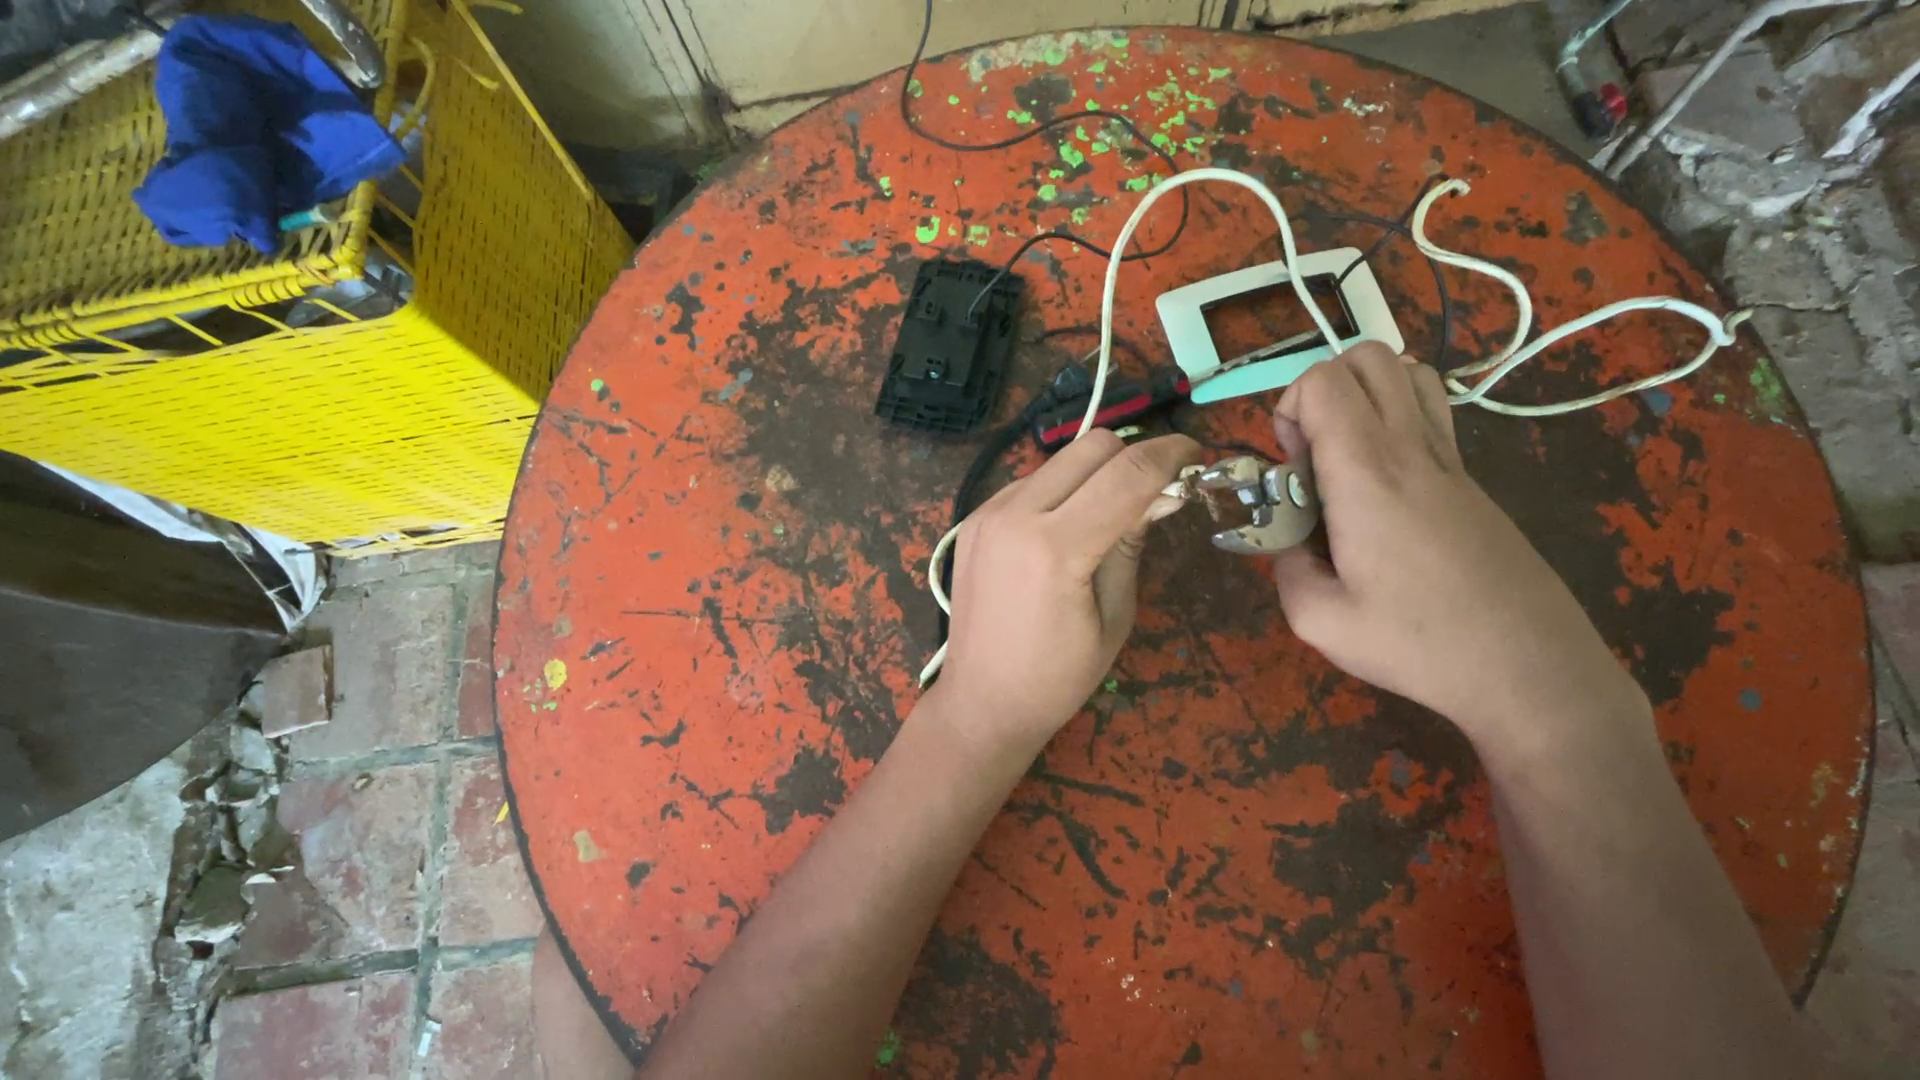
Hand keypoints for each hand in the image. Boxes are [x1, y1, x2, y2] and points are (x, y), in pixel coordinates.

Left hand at [928, 431, 1200, 757]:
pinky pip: (1031, 481)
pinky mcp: (973, 518)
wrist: (982, 700)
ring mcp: (987, 512)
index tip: (1196, 455)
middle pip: (1092, 446)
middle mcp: (1015, 515)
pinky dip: (1060, 490)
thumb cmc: (1057, 676)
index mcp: (1056, 548)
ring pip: (1059, 459)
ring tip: (1109, 515)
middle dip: (1132, 458)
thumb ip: (1131, 544)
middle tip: (1155, 491)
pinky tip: (1065, 529)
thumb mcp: (1114, 617)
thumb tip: (1160, 493)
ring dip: (1095, 473)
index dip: (1171, 455)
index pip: (1128, 473)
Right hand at [1271, 342, 1650, 745]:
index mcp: (1368, 473)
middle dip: (1322, 390)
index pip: (1324, 381)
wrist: (1528, 667)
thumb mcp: (1319, 621)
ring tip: (1347, 456)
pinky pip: (1431, 413)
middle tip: (1314, 455)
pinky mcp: (1472, 481)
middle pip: (1368, 357)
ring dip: (1364, 395)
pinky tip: (1383, 484)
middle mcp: (1411, 449)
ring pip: (1409, 372)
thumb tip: (1289, 544)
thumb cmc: (1418, 644)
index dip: (1290, 409)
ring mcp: (1450, 460)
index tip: (1292, 468)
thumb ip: (1286, 569)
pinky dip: (1396, 419)